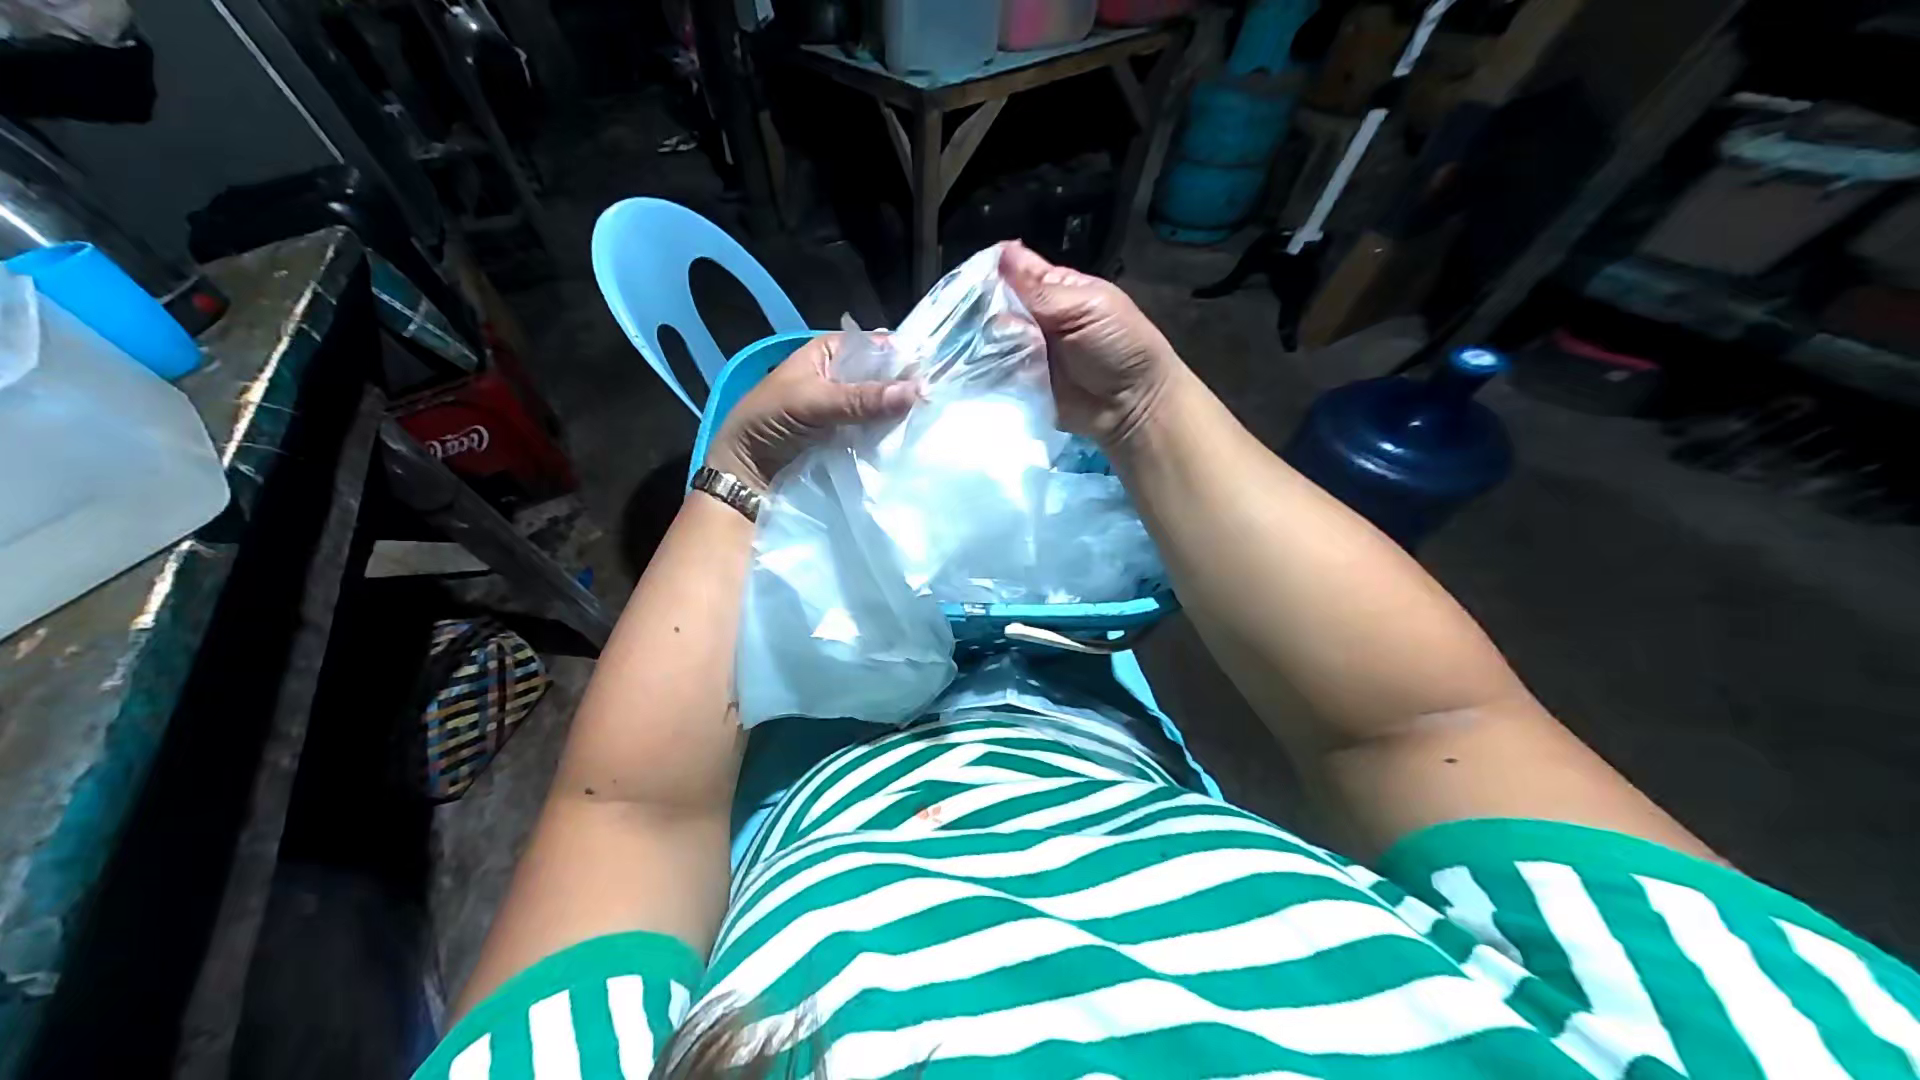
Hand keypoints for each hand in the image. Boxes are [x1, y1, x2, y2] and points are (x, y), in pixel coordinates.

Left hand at [704, 333, 918, 491]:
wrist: (746, 472)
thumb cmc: (768, 422)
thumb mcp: (813, 402)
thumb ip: (861, 399)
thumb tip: (915, 392)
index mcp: (828, 352)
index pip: (876, 346)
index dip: (902, 357)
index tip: (930, 375)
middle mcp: (842, 377)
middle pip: (884, 377)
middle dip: (905, 388)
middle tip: (935, 403)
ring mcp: (848, 410)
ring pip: (883, 406)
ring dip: (900, 415)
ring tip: (929, 423)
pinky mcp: (851, 438)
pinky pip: (877, 432)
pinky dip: (890, 436)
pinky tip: (909, 441)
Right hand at [1001, 242, 1184, 447]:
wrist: (1132, 406)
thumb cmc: (1121, 347)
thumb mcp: (1088, 306)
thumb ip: (1042, 287)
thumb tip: (1002, 253)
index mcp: (1055, 289)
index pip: (1014, 270)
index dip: (992, 269)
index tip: (970, 276)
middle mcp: (1035, 317)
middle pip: (994, 304)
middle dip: (985, 308)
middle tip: (987, 320)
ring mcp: (1024, 351)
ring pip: (990, 338)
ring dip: (987, 340)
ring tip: (990, 346)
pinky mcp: (1019, 383)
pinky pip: (994, 371)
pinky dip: (988, 369)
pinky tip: (983, 367)